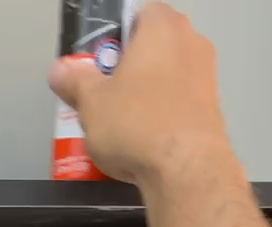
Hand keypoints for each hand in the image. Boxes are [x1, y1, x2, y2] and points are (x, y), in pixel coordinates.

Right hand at [49, 4, 235, 190]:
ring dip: (146, 94)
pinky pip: (179, 102)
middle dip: (130, 68)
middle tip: (105, 98)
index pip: (138, 14)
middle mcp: (191, 40)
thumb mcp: (91, 103)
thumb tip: (59, 70)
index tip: (100, 65)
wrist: (183, 166)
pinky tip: (145, 141)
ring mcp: (207, 73)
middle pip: (154, 46)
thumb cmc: (135, 123)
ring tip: (123, 126)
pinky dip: (162, 114)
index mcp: (161, 26)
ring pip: (167, 76)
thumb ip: (75, 81)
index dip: (116, 38)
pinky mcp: (213, 105)